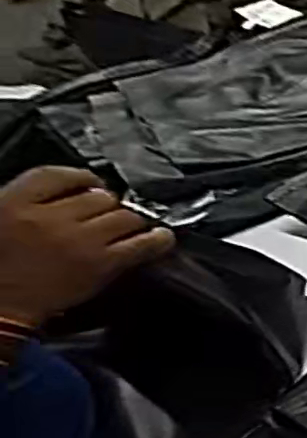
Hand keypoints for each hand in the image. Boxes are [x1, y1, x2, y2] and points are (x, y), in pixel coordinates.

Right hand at [0, 166, 174, 327]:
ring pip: (129, 217)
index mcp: (10, 203)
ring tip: (127, 229)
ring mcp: (80, 240)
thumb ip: (26, 203)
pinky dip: (160, 238)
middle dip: (110, 205)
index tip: (94, 184)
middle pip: (102, 198)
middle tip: (107, 215)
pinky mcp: (106, 262)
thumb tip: (69, 193)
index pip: (58, 175)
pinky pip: (148, 243)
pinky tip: (160, 237)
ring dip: (133, 223)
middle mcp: (47, 218)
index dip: (84, 178)